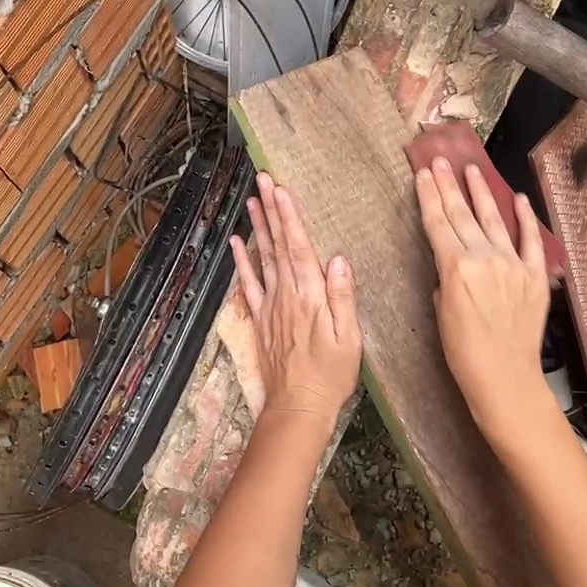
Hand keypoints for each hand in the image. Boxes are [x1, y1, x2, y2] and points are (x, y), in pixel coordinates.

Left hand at [228, 173, 362, 426]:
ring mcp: (270, 305)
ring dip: (258, 226)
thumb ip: (343, 297)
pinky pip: (248, 284)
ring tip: (253, 199)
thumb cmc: (331, 375)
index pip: (300, 247)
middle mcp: (287, 294)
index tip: (282, 189)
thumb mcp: (350, 339)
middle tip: (263, 179)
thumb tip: (340, 259)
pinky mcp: (260, 318)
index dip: (291, 216)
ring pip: (263, 257)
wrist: (298, 407)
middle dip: (272, 209)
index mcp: (311, 296)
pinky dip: (242, 261)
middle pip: (279, 244)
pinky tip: (237, 241)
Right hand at [415, 157, 553, 449]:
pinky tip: (518, 199)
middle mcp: (485, 258)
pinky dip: (525, 219)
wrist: (505, 378)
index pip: (438, 222)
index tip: (422, 173)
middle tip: (440, 161)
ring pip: (494, 219)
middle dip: (448, 185)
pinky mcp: (535, 276)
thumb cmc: (463, 352)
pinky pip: (531, 241)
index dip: (428, 196)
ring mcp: (513, 265)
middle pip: (462, 214)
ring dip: (481, 192)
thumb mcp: (441, 311)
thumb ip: (445, 278)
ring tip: (471, 169)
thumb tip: (451, 264)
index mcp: (455, 267)